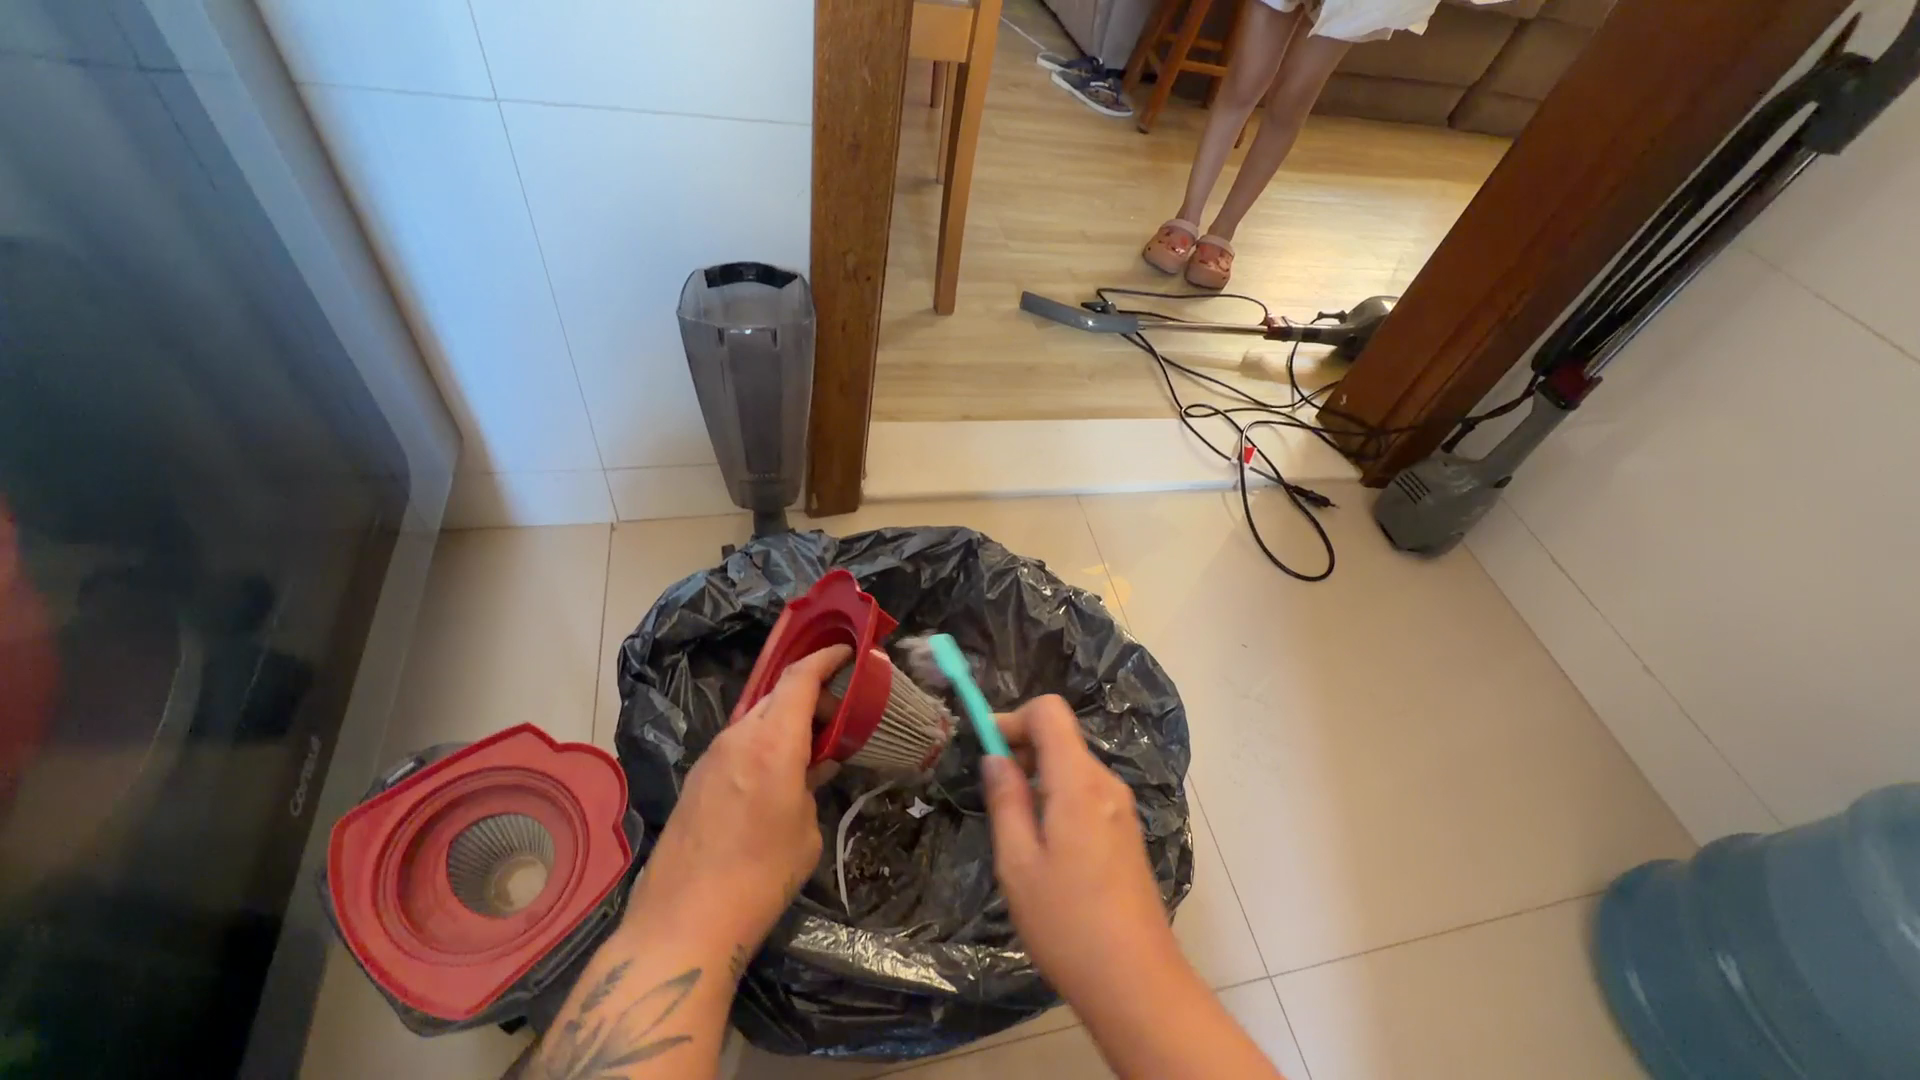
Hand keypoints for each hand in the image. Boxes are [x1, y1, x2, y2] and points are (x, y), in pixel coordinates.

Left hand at [625, 644, 850, 961]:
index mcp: (772, 741)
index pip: (799, 678)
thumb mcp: (806, 830)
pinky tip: (777, 776)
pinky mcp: (696, 779)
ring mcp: (711, 757)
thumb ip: (813, 785)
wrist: (685, 920)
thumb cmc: (761, 875)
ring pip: (756, 719)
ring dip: (785, 721)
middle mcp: (737, 737)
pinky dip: (764, 743)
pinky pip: (739, 744)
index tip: (848, 653)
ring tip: (811, 748)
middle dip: (811, 695)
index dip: (825, 659)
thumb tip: (812, 768)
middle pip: (777, 694)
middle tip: (839, 717)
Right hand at [981, 695, 1181, 1001]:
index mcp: (1079, 783)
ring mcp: (1122, 809)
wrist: (1137, 983)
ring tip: (1015, 830)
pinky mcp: (1127, 833)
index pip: (1049, 712)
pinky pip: (1086, 794)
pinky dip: (1058, 800)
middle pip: (1061, 737)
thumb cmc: (1067, 924)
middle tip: (992, 796)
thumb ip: (1006, 801)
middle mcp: (1107, 785)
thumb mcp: (1018, 864)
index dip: (1013, 719)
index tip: (985, 751)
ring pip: (1073, 767)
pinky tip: (1045, 848)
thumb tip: (995, 758)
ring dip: (1038, 779)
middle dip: (1022, 751)